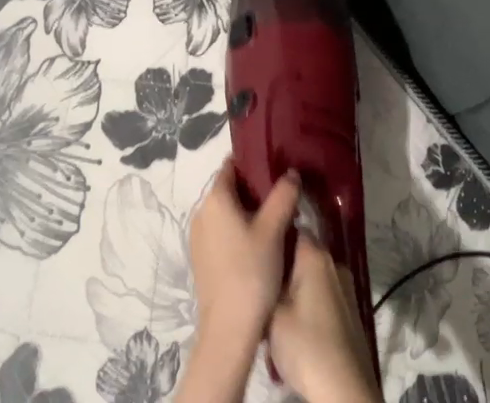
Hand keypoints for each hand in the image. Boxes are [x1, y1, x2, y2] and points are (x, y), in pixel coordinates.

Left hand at [188, 160, 301, 341]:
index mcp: (214, 198)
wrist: (229, 327)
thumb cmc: (252, 270)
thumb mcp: (274, 229)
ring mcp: (198, 237)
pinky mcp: (202, 259)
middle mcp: (201, 212)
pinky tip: (261, 247)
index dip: (254, 162)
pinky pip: (222, 233)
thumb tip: (290, 173)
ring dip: (249, 213)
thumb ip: (283, 195)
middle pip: (229, 189)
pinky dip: (240, 231)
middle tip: (285, 198)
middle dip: (255, 190)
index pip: (231, 165)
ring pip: (227, 213)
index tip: (277, 167)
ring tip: (278, 223)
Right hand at [268, 236, 378, 402]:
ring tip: (272, 305)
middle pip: (302, 252)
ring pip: (312, 276)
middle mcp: (335, 264)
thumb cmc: (304, 344)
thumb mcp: (272, 311)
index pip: (293, 227)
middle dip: (281, 265)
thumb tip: (262, 261)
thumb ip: (266, 279)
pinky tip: (294, 322)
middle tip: (258, 282)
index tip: (254, 246)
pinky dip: (307, 302)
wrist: (343, 387)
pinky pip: (322, 294)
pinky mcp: (350, 311)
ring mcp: (346, 288)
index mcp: (316, 256)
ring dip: (293, 286)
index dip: (272, 234)